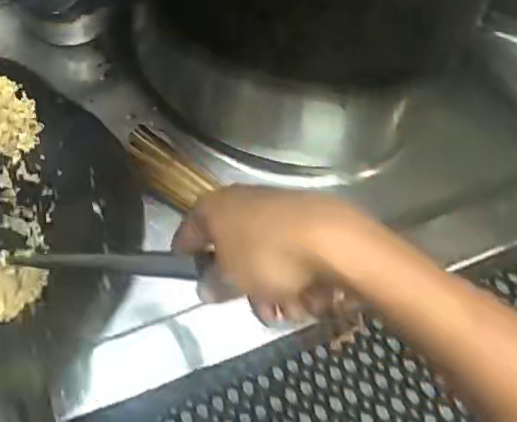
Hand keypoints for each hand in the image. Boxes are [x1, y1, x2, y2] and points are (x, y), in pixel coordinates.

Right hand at [172, 186, 375, 324]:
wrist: (330, 237)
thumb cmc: (267, 255)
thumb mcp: (233, 279)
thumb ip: (214, 285)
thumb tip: (204, 288)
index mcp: (210, 208)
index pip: (187, 234)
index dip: (186, 259)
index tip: (193, 282)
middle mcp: (235, 202)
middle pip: (232, 251)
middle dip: (247, 289)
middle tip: (265, 314)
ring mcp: (269, 208)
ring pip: (264, 257)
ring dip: (276, 288)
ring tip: (297, 311)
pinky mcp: (301, 219)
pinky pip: (290, 252)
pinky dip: (298, 275)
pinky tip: (314, 296)